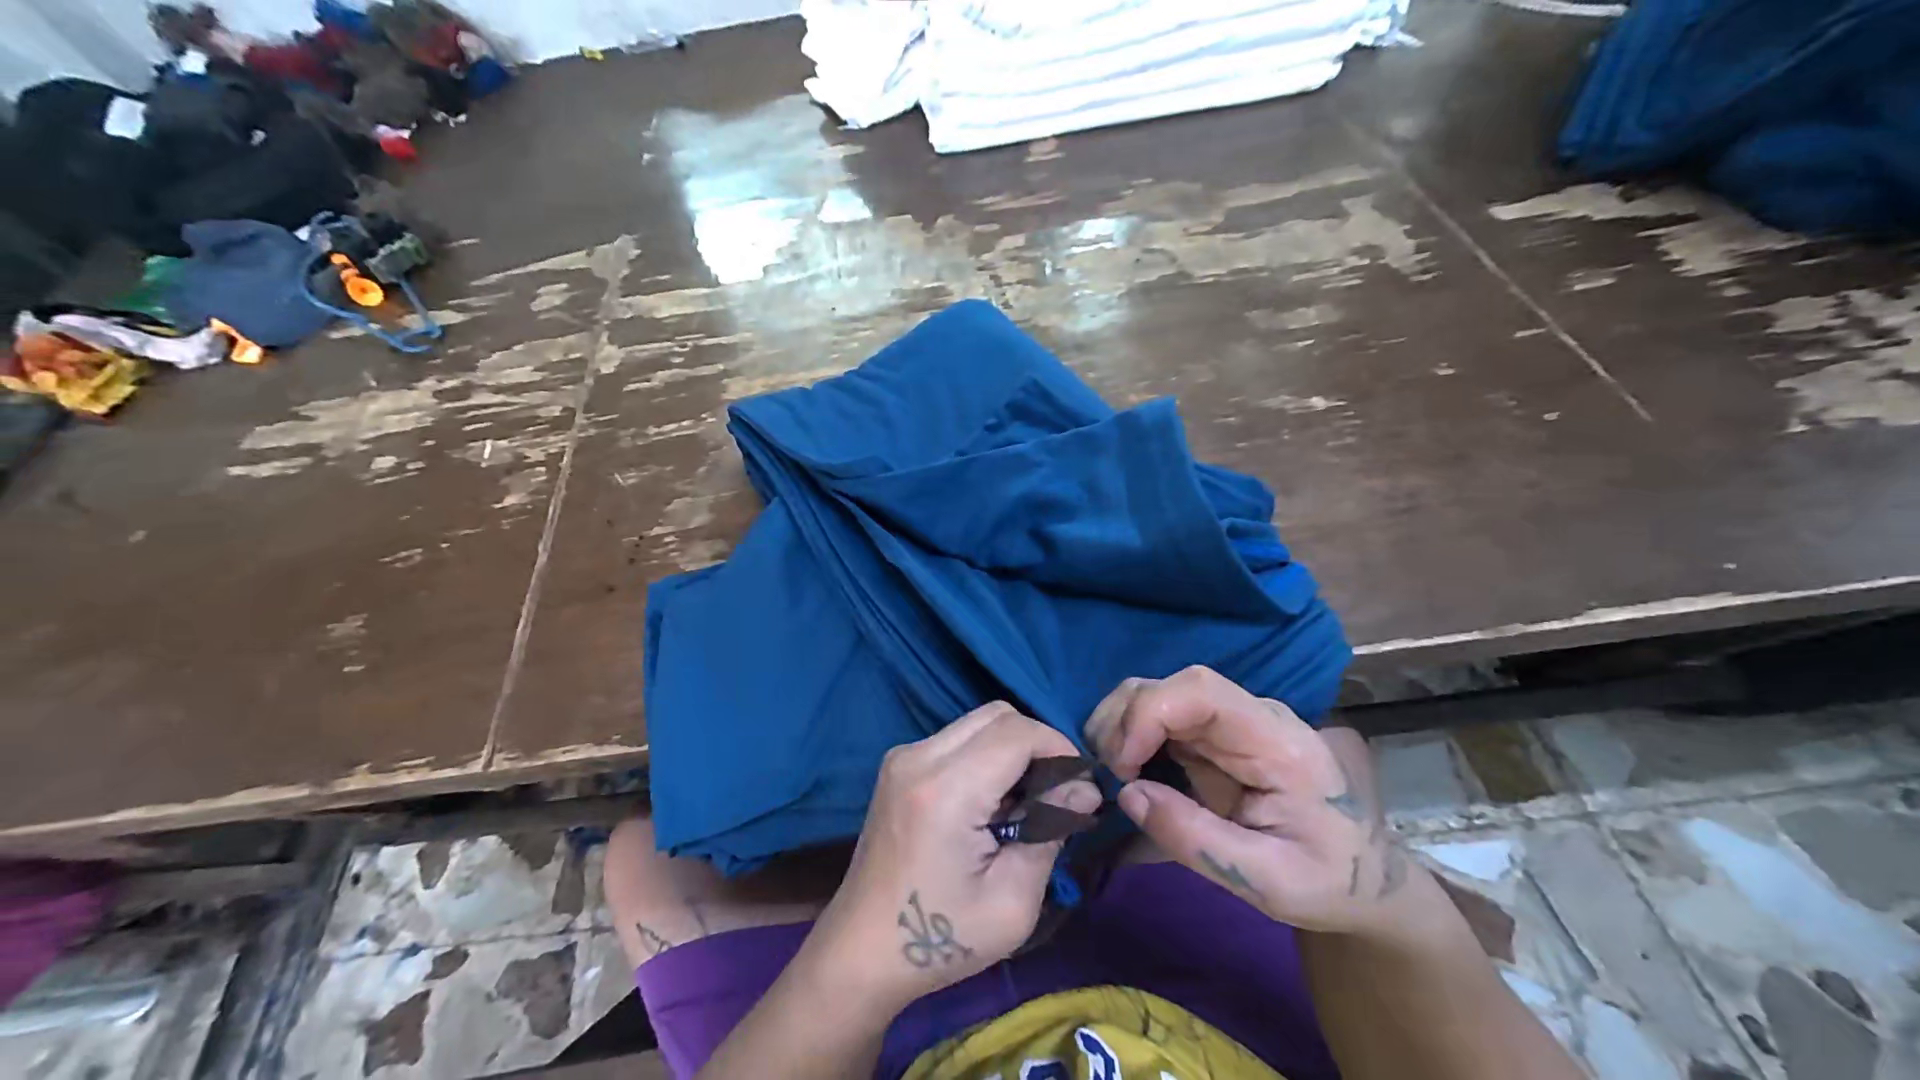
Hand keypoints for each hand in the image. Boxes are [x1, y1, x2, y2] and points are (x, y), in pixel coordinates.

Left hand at [800, 702, 1101, 1013]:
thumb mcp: (1012, 901)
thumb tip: (1084, 788)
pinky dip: (987, 755)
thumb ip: (1050, 830)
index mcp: (946, 789)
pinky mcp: (899, 764)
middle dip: (1039, 744)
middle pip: (998, 715)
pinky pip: (958, 738)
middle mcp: (920, 757)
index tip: (1081, 789)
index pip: (1018, 733)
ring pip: (978, 722)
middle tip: (1057, 793)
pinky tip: (992, 802)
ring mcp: (904, 756)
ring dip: (1012, 749)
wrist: (863, 950)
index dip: (1060, 750)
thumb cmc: (942, 937)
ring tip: (1026, 802)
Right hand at [1087, 666, 1417, 937]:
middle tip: (1104, 775)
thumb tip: (1127, 794)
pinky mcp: (1213, 737)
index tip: (1121, 766)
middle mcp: (1249, 716)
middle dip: (1122, 721)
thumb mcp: (1271, 882)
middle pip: (1168, 686)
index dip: (1148, 714)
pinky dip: (1126, 738)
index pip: (1200, 691)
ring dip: (1118, 726)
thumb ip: (1197, 839)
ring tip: (1108, 775)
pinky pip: (1157, 718)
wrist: (1363, 878)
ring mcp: (1229, 723)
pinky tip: (1121, 773)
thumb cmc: (1330, 881)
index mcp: (1276, 741)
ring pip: (1154, 695)